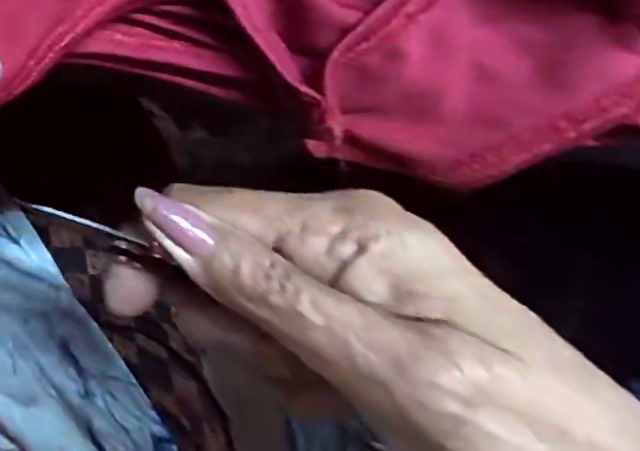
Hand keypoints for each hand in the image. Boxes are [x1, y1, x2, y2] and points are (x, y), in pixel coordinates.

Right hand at [105, 186, 639, 450]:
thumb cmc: (519, 433)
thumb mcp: (389, 365)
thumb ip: (267, 287)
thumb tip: (158, 211)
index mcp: (345, 222)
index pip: (214, 211)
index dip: (159, 247)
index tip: (120, 302)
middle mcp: (339, 230)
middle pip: (225, 248)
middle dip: (217, 308)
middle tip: (264, 370)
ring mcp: (350, 272)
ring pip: (246, 291)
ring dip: (253, 344)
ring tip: (313, 391)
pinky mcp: (358, 313)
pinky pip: (281, 323)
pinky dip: (284, 362)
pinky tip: (325, 395)